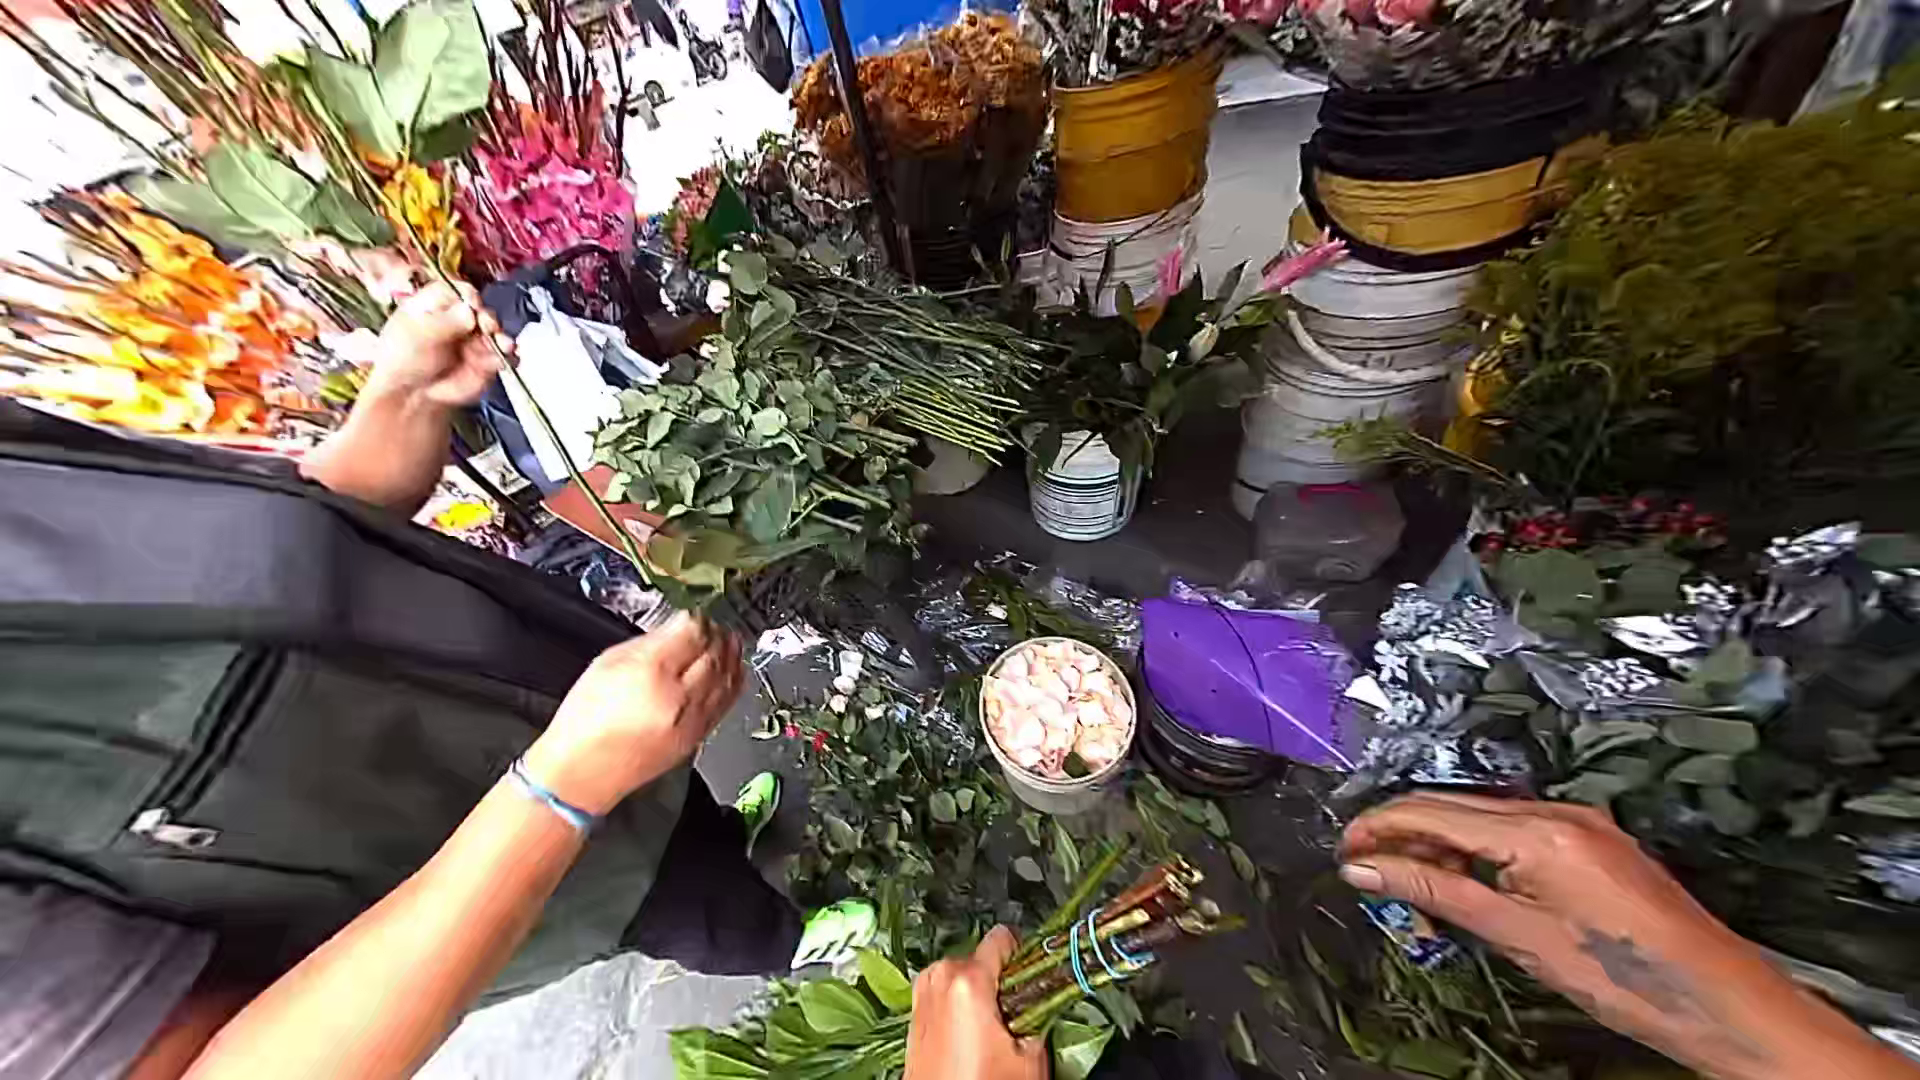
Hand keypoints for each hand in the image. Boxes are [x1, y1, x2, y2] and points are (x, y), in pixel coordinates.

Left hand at [359, 282, 511, 408]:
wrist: (416, 395)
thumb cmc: (405, 359)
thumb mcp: (416, 336)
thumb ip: (444, 322)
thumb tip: (470, 310)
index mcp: (436, 306)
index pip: (456, 291)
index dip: (467, 294)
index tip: (473, 304)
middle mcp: (460, 320)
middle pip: (482, 310)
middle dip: (488, 317)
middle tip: (487, 327)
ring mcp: (477, 340)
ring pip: (498, 332)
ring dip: (503, 337)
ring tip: (503, 346)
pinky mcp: (491, 360)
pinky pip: (507, 355)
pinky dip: (511, 356)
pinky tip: (509, 359)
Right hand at [522, 614, 743, 814]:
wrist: (581, 775)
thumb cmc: (585, 721)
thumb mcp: (607, 665)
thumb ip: (649, 642)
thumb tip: (680, 625)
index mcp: (649, 673)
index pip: (691, 634)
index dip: (698, 620)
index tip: (695, 614)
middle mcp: (677, 696)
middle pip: (713, 654)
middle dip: (718, 635)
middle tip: (714, 625)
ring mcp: (691, 719)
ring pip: (727, 676)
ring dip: (732, 654)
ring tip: (729, 641)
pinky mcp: (698, 735)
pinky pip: (727, 700)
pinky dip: (733, 679)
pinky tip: (733, 667)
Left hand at [905, 926, 1047, 1079]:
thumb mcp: (1028, 1060)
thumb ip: (1038, 1016)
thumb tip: (1044, 998)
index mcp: (968, 980)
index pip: (1002, 938)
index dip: (1022, 953)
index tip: (1032, 972)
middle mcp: (942, 976)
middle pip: (982, 958)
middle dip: (1000, 981)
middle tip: (1012, 1014)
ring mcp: (925, 991)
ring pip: (963, 973)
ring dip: (978, 991)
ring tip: (990, 1029)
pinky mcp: (916, 1009)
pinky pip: (945, 990)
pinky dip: (959, 1002)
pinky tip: (970, 1034)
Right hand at [1340, 793, 1913, 1079]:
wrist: (1745, 1017)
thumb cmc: (1628, 981)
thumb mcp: (1514, 934)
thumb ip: (1430, 889)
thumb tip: (1360, 869)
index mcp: (1536, 829)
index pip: (1428, 812)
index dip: (1377, 828)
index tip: (1344, 851)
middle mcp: (1551, 808)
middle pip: (1446, 806)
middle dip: (1400, 836)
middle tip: (1369, 870)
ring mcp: (1572, 818)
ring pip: (1472, 816)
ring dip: (1434, 844)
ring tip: (1413, 884)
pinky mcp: (1584, 835)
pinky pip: (1505, 827)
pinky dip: (1472, 850)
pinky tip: (1460, 879)